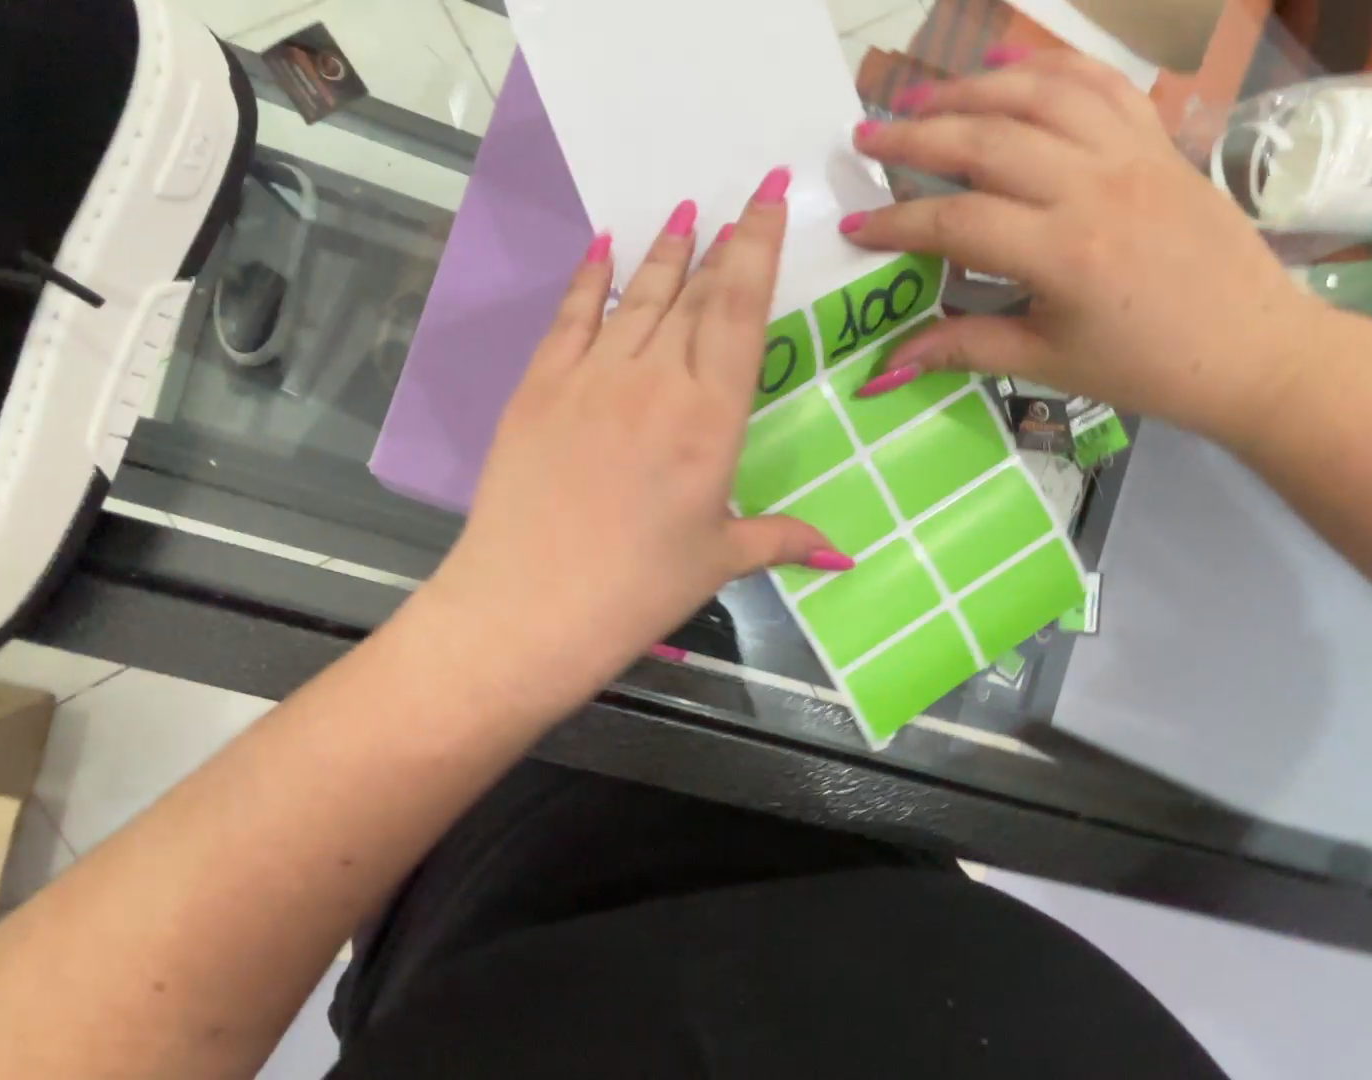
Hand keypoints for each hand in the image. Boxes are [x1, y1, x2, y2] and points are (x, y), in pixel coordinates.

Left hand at [417, 168, 845, 713]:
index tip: (769, 199)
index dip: (758, 246)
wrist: (527, 607)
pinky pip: (572, 314)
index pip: (742, 310)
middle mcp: (655, 378)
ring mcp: (591, 375)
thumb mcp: (717, 562)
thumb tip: (844, 555)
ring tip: (685, 213)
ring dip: (664, 252)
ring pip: (638, 295)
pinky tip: (604, 246)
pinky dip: (591, 276)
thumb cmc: (636, 591)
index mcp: (711, 417)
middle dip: (722, 245)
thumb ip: (782, 539)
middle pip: (695, 294)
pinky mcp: (539, 385)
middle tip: (740, 204)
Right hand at [841, 50, 1329, 438]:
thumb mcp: (1047, 362)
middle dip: (916, 135)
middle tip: (865, 135)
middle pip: (987, 140)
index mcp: (1065, 253)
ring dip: (970, 87)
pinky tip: (1003, 56)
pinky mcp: (1158, 142)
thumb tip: (883, 368)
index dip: (897, 222)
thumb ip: (962, 347)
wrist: (1252, 350)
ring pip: (1038, 95)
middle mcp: (1095, 187)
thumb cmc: (1145, 368)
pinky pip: (1098, 84)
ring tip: (919, 95)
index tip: (855, 228)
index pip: (957, 220)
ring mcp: (1132, 154)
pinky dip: (1047, 63)